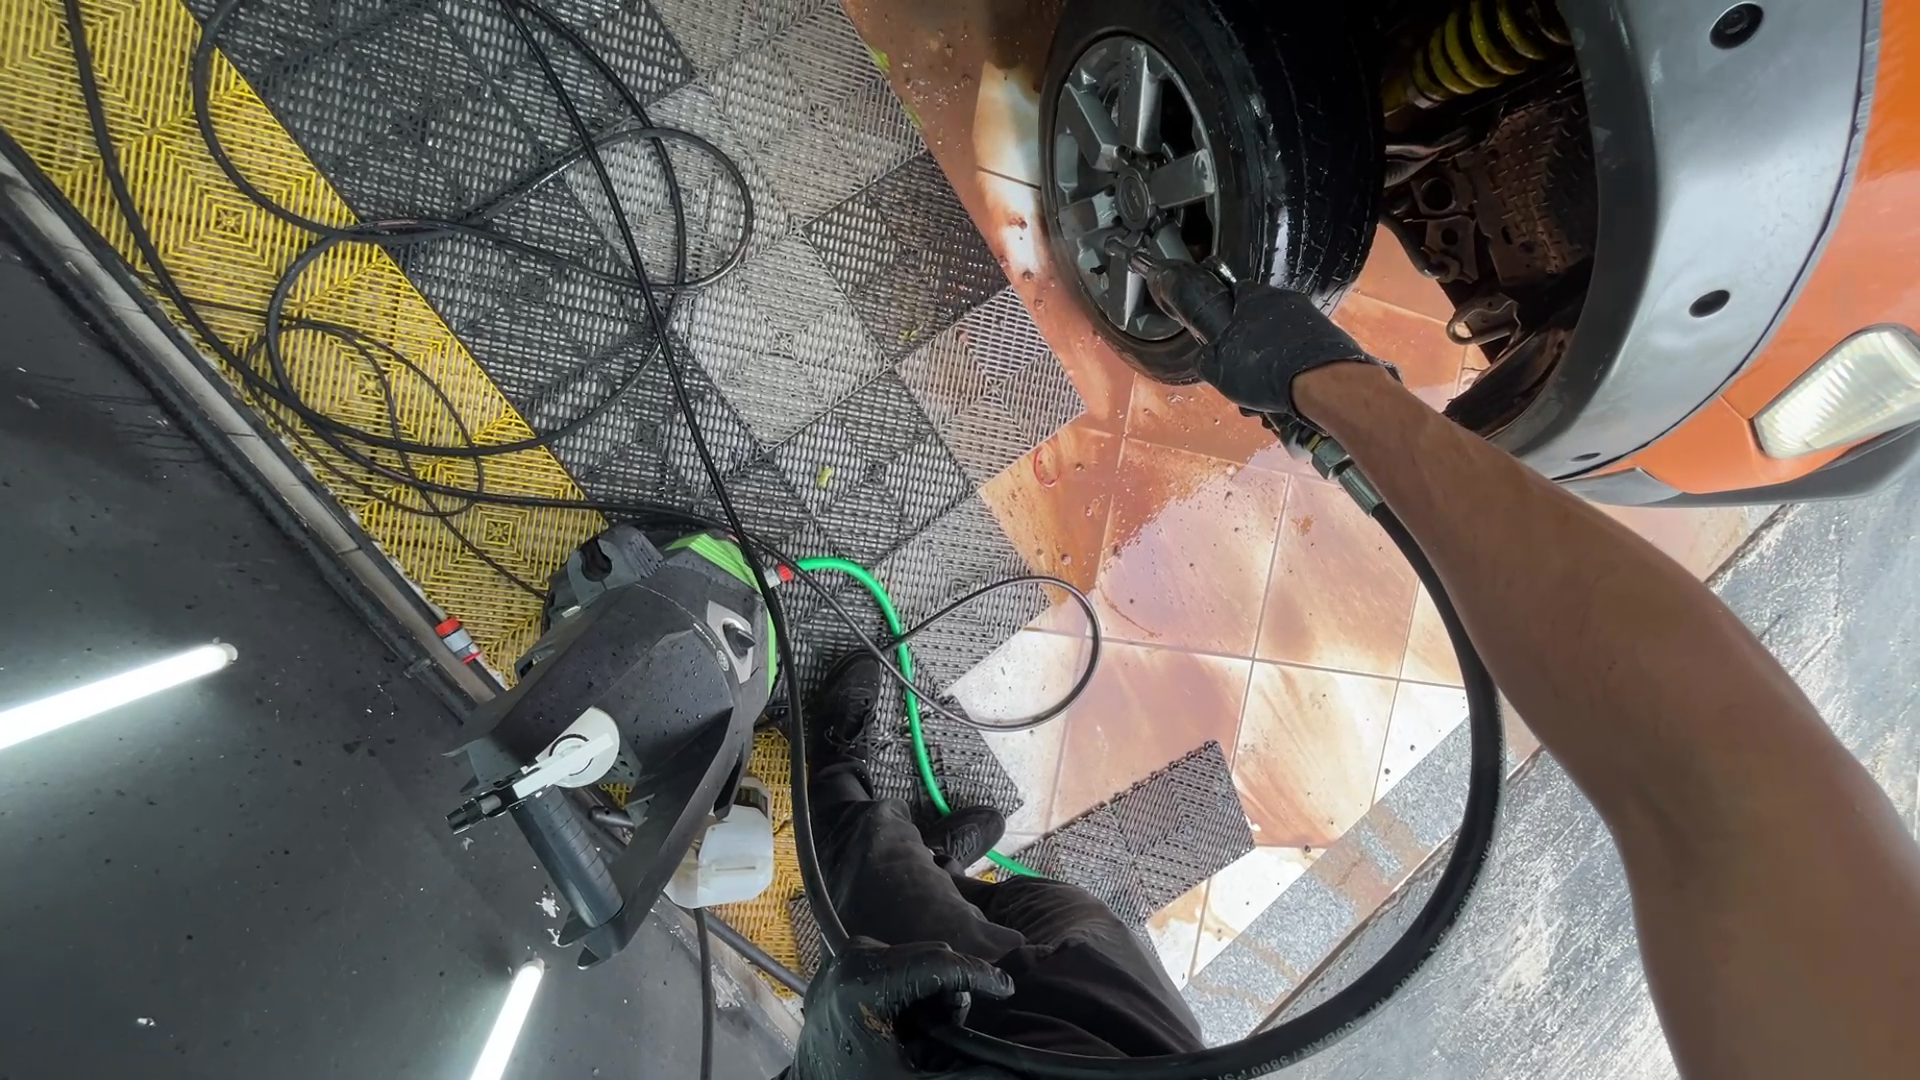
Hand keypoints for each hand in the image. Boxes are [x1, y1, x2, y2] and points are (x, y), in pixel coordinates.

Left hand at [790, 938, 1015, 1079]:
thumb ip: (963, 1074)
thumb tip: (1011, 1072)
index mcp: (864, 985)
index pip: (937, 963)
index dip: (978, 975)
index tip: (1007, 990)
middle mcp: (855, 957)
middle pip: (931, 956)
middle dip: (952, 990)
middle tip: (952, 1031)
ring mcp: (849, 953)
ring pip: (918, 956)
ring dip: (933, 989)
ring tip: (922, 1030)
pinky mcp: (849, 956)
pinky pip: (898, 959)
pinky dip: (912, 985)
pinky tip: (905, 1019)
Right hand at [1194, 284, 1396, 423]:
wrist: (1318, 382)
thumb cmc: (1261, 368)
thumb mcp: (1215, 368)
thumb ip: (1204, 358)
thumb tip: (1203, 357)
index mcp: (1256, 298)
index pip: (1238, 291)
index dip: (1228, 308)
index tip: (1223, 328)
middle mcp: (1287, 300)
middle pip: (1261, 320)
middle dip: (1250, 346)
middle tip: (1242, 373)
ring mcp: (1312, 318)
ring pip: (1281, 340)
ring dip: (1270, 364)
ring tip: (1262, 395)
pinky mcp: (1330, 340)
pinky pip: (1301, 354)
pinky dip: (1292, 372)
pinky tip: (1284, 395)